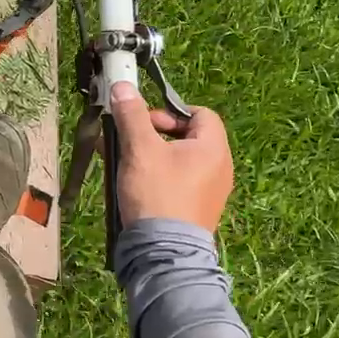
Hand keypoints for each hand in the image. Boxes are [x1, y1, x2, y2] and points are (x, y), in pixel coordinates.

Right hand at [110, 80, 232, 233]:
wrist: (163, 251)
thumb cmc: (157, 193)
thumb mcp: (140, 149)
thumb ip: (132, 115)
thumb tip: (123, 86)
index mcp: (213, 150)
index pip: (201, 113)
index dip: (171, 110)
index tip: (144, 120)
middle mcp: (218, 168)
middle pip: (186, 134)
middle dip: (153, 131)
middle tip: (130, 139)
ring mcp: (208, 190)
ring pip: (176, 156)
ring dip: (149, 151)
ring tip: (121, 158)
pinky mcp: (195, 206)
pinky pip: (176, 177)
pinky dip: (154, 171)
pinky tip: (130, 177)